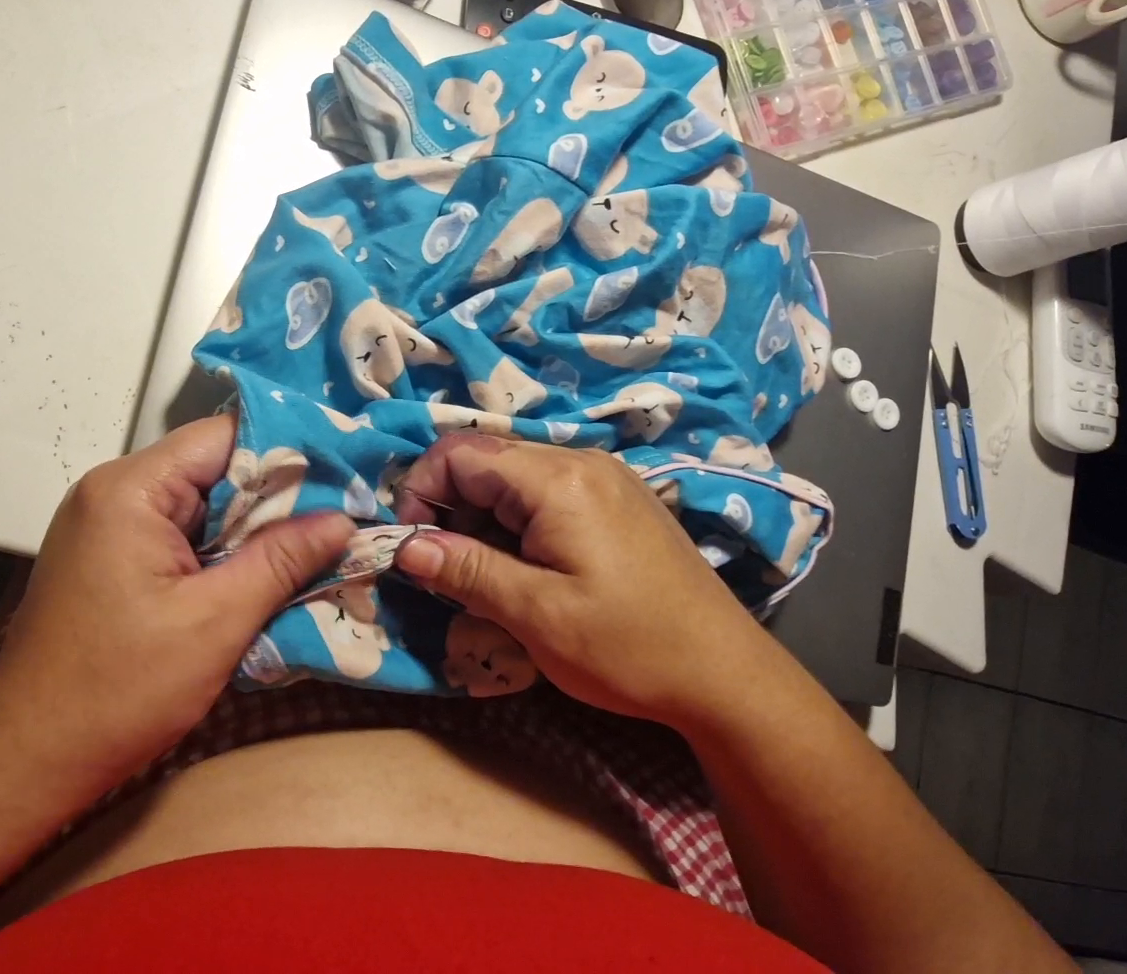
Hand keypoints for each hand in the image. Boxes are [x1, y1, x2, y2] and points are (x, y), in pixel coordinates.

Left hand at [0, 416, 353, 813]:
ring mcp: (111, 528)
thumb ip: (282, 561)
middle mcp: (116, 493)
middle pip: (217, 470)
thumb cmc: (119, 691)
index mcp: (132, 490)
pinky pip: (185, 539)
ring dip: (257, 531)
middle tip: (345, 519)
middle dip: (281, 497)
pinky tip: (269, 578)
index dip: (290, 452)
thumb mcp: (215, 622)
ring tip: (321, 548)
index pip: (226, 437)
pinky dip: (227, 555)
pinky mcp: (114, 561)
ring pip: (206, 507)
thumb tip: (343, 519)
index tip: (346, 478)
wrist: (28, 761)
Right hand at [393, 434, 756, 724]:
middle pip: (487, 459)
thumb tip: (403, 546)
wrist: (724, 674)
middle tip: (447, 570)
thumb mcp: (535, 614)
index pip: (460, 452)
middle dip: (450, 506)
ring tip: (486, 576)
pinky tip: (525, 568)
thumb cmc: (627, 648)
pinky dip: (517, 522)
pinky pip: (546, 492)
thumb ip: (466, 570)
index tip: (412, 547)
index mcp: (558, 479)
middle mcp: (582, 460)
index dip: (421, 491)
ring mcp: (605, 478)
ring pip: (514, 477)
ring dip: (482, 518)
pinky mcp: (617, 500)